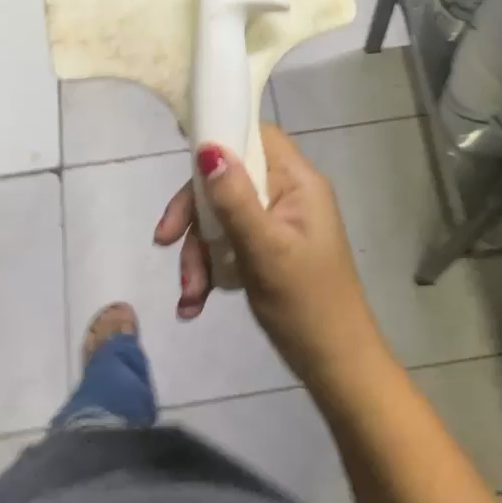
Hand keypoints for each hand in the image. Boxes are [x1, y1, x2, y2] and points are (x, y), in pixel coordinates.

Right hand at [154, 125, 385, 386]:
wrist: (335, 366)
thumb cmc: (307, 304)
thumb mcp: (266, 250)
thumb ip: (235, 199)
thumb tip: (207, 147)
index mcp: (298, 183)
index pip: (254, 136)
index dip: (219, 141)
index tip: (184, 167)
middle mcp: (288, 195)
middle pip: (228, 181)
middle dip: (194, 217)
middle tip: (165, 244)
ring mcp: (277, 224)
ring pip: (221, 217)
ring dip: (197, 253)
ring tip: (190, 294)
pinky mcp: (267, 251)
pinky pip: (227, 244)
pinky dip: (208, 269)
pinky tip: (195, 302)